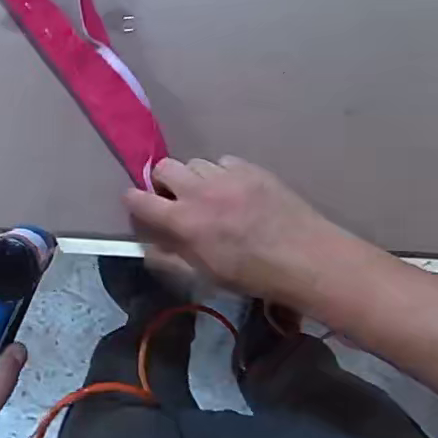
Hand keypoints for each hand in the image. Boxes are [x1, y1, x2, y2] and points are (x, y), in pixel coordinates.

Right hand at [124, 156, 363, 307]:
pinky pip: (223, 162)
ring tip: (208, 195)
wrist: (305, 257)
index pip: (140, 199)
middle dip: (162, 181)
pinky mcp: (250, 168)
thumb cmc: (252, 274)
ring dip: (193, 177)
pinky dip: (221, 174)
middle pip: (164, 167)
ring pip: (194, 163)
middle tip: (175, 198)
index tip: (136, 203)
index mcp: (184, 221)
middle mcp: (199, 192)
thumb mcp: (204, 275)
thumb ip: (170, 257)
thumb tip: (148, 245)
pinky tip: (234, 190)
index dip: (132, 200)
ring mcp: (226, 176)